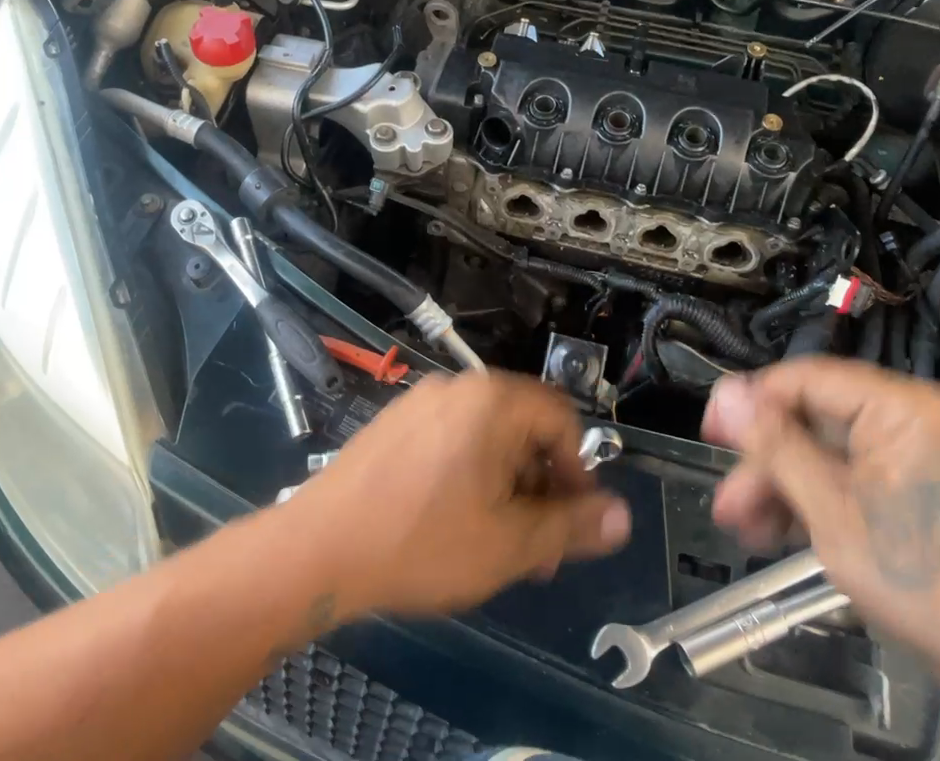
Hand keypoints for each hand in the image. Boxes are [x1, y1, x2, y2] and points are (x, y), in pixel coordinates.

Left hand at [282, 370, 631, 620]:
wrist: (317, 550)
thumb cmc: (422, 543)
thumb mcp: (510, 544)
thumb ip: (572, 526)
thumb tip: (623, 516)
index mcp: (492, 401)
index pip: (563, 420)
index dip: (578, 473)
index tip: (573, 521)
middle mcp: (456, 389)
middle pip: (524, 428)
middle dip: (541, 486)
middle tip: (538, 544)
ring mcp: (418, 404)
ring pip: (486, 439)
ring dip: (506, 487)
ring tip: (497, 542)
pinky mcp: (392, 426)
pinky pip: (450, 442)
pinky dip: (468, 477)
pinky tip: (454, 524)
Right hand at [701, 357, 939, 680]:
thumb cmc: (924, 580)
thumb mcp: (831, 510)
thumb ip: (774, 446)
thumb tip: (725, 393)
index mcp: (899, 407)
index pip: (802, 378)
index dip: (750, 405)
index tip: (711, 437)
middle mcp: (912, 419)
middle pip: (812, 421)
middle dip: (765, 465)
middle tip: (728, 506)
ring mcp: (919, 456)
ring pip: (828, 455)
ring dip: (784, 489)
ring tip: (749, 532)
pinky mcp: (920, 490)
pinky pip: (855, 479)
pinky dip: (819, 503)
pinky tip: (784, 536)